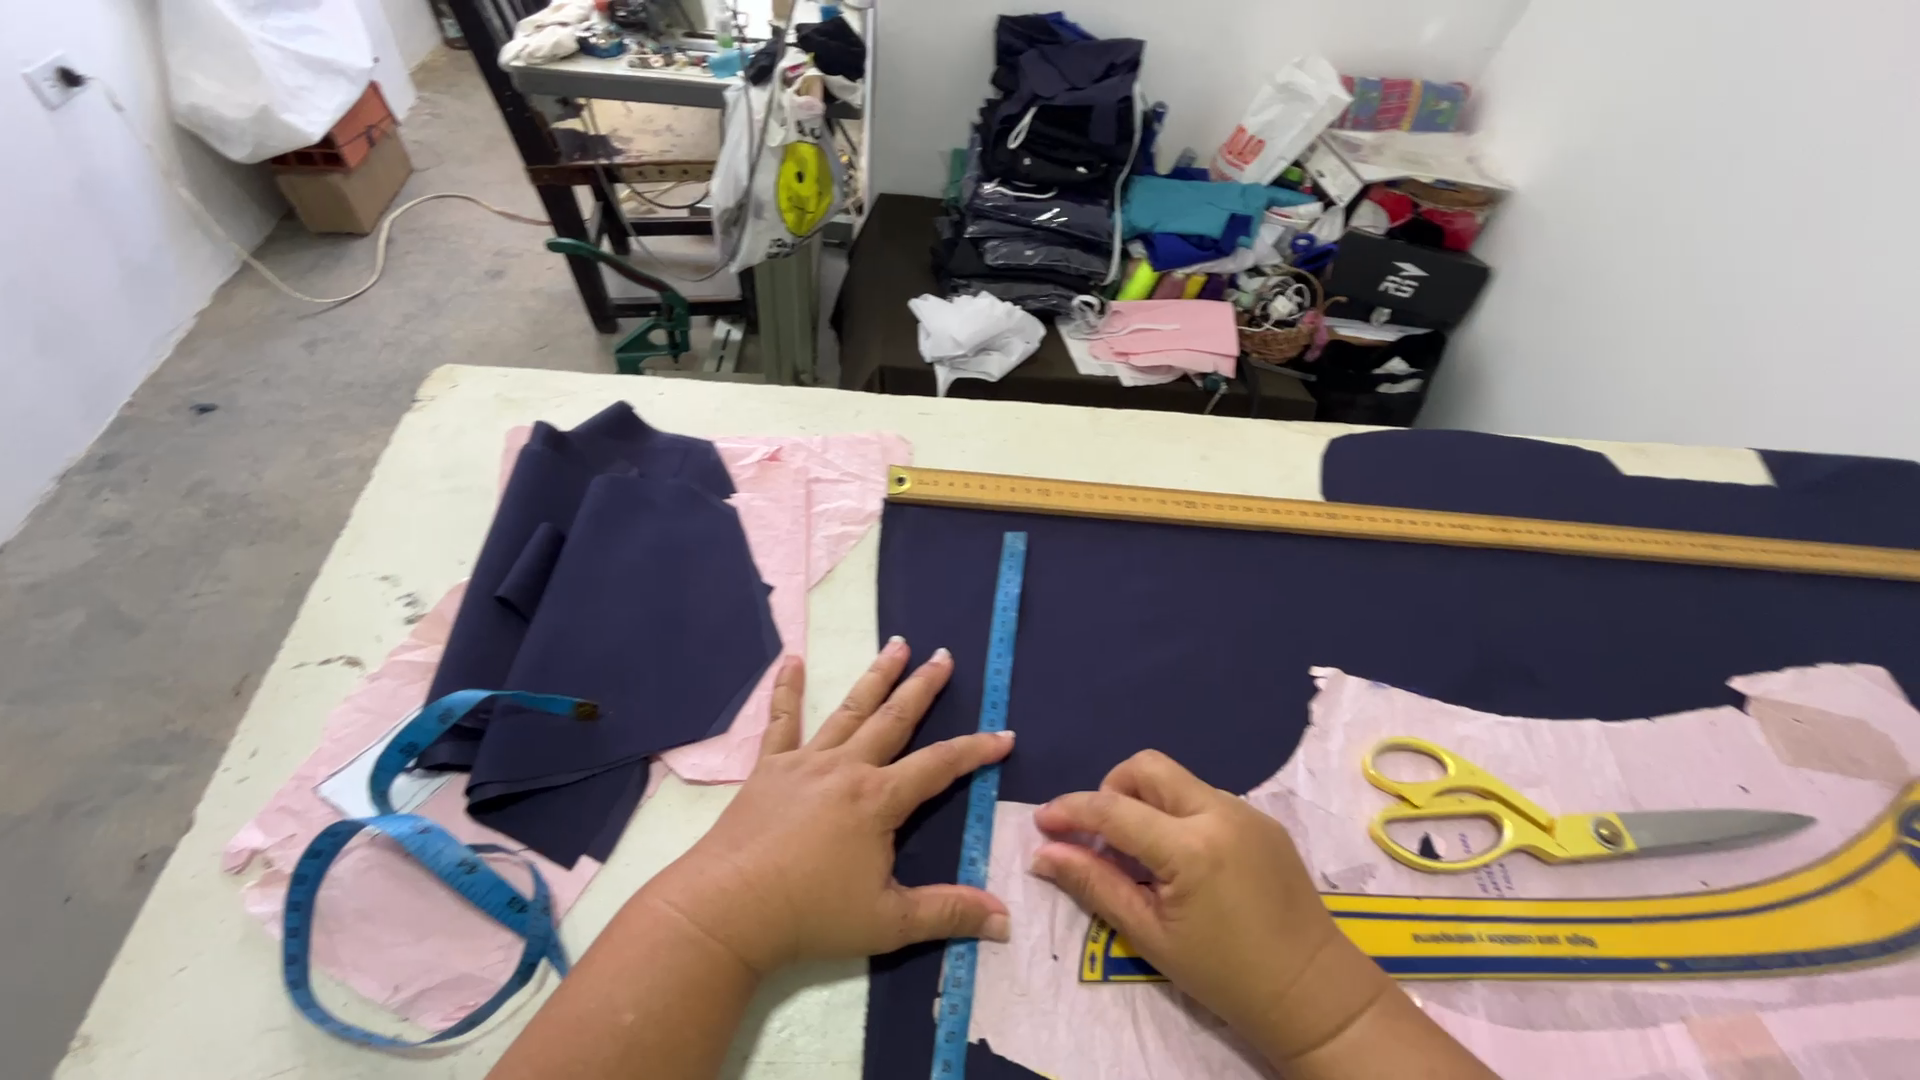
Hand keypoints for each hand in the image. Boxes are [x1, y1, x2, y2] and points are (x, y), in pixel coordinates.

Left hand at [635, 639, 1013, 976]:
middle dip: (924, 686)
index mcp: (878, 800)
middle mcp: (846, 768)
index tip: (1004, 736)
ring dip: (876, 676)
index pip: (939, 766)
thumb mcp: (888, 922)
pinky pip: (781, 721)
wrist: (726, 911)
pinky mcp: (769, 768)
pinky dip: (787, 689)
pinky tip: (791, 661)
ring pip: (850, 710)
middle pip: (895, 718)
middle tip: (944, 656)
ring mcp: (805, 762)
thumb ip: (948, 913)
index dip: (975, 750)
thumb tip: (1006, 919)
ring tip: (897, 644)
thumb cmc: (810, 914)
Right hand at [1031, 751, 1389, 1063]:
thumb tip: (1044, 853)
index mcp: (1190, 847)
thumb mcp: (1149, 935)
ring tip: (1140, 854)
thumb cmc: (1224, 976)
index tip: (1042, 822)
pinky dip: (1176, 814)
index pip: (1114, 809)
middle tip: (1100, 834)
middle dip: (1112, 789)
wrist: (1313, 994)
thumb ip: (1094, 884)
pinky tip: (1179, 859)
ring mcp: (1246, 811)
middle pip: (1147, 767)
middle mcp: (1219, 812)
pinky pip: (1204, 798)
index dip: (1071, 810)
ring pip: (1176, 780)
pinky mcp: (1262, 820)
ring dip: (1145, 801)